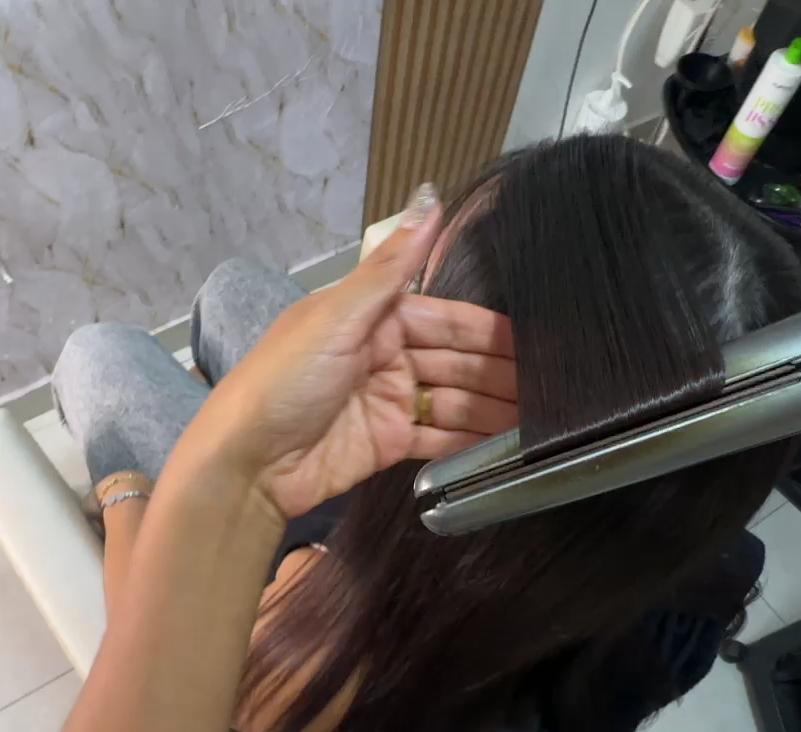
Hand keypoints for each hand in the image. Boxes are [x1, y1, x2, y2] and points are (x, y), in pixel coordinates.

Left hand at [180, 185, 518, 517]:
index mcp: (374, 317)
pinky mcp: (389, 443)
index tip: (535, 343)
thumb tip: (430, 200)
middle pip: (456, 361)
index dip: (490, 332)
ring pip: (453, 401)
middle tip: (552, 389)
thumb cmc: (283, 380)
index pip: (446, 319)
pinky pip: (438, 438)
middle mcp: (386, 355)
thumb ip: (390, 268)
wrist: (248, 461)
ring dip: (493, 409)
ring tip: (540, 420)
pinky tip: (504, 445)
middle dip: (499, 375)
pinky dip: (469, 441)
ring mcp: (388, 402)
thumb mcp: (336, 317)